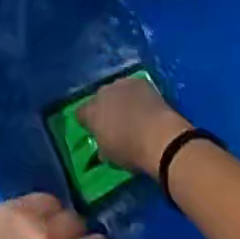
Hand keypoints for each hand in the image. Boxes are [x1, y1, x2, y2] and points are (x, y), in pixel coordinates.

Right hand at [78, 76, 192, 178]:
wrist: (158, 136)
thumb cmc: (130, 152)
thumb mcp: (111, 156)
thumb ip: (103, 146)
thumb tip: (104, 144)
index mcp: (91, 113)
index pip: (81, 113)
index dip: (88, 121)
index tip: (95, 130)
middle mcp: (102, 93)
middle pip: (99, 98)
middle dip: (105, 108)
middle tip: (115, 122)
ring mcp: (121, 84)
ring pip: (116, 90)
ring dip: (121, 99)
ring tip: (132, 113)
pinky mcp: (140, 81)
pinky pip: (133, 87)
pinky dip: (137, 95)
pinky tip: (145, 106)